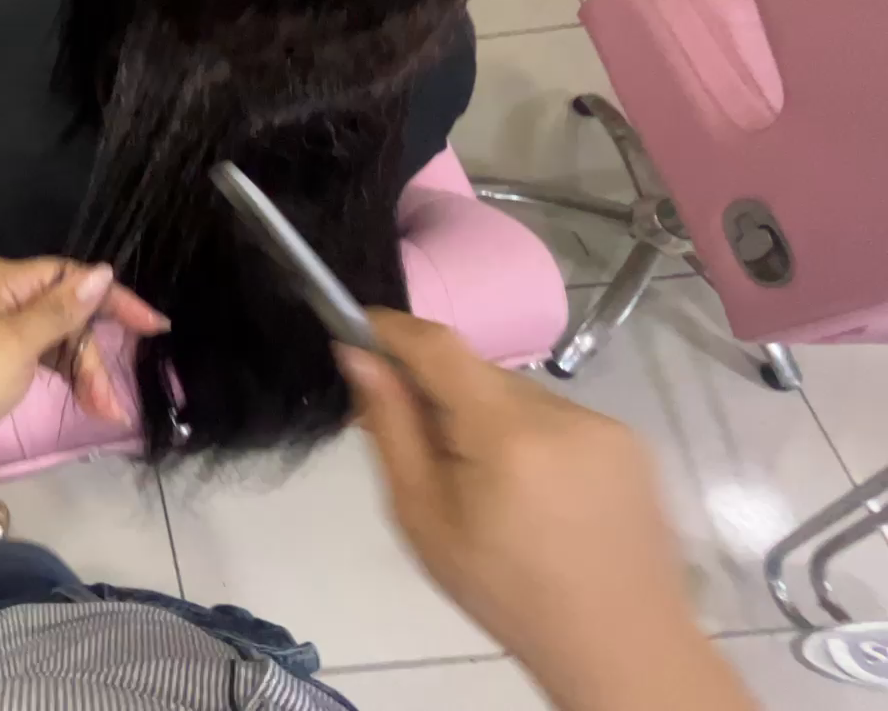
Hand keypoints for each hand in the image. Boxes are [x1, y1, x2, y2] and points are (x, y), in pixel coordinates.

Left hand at [0, 258, 168, 450]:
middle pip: (68, 312)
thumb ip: (62, 309)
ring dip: (84, 374)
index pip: (71, 276)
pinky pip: (44, 356)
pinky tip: (87, 405)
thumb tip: (103, 270)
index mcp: (6, 280)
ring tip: (104, 413)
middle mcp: (5, 295)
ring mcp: (0, 324)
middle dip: (94, 355)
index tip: (154, 326)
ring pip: (60, 339)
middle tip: (113, 399)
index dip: (113, 299)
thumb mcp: (18, 343)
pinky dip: (65, 378)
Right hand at [340, 311, 751, 710]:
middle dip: (427, 383)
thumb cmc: (502, 588)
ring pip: (506, 389)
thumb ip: (389, 424)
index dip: (391, 327)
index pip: (439, 345)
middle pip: (471, 368)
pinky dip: (511, 425)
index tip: (353, 329)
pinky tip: (514, 479)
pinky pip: (545, 410)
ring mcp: (605, 426)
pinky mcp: (628, 442)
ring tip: (462, 466)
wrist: (626, 654)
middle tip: (395, 424)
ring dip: (470, 407)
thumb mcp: (420, 510)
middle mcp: (564, 414)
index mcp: (509, 434)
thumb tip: (357, 355)